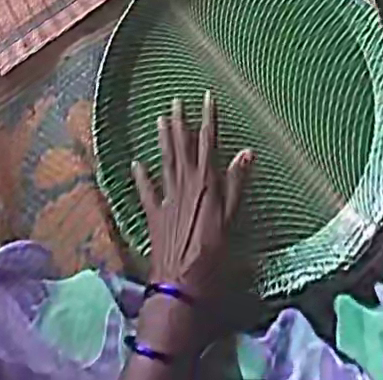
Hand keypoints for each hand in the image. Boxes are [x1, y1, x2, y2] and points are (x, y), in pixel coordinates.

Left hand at [129, 93, 252, 355]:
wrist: (182, 285)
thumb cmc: (213, 254)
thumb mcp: (231, 218)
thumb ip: (236, 184)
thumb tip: (246, 152)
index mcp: (207, 182)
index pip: (208, 143)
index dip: (208, 118)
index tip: (207, 97)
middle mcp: (186, 184)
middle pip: (183, 147)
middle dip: (181, 122)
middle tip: (176, 100)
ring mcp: (167, 197)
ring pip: (166, 161)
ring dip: (164, 139)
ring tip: (160, 118)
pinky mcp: (154, 214)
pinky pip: (146, 191)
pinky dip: (141, 176)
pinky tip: (136, 162)